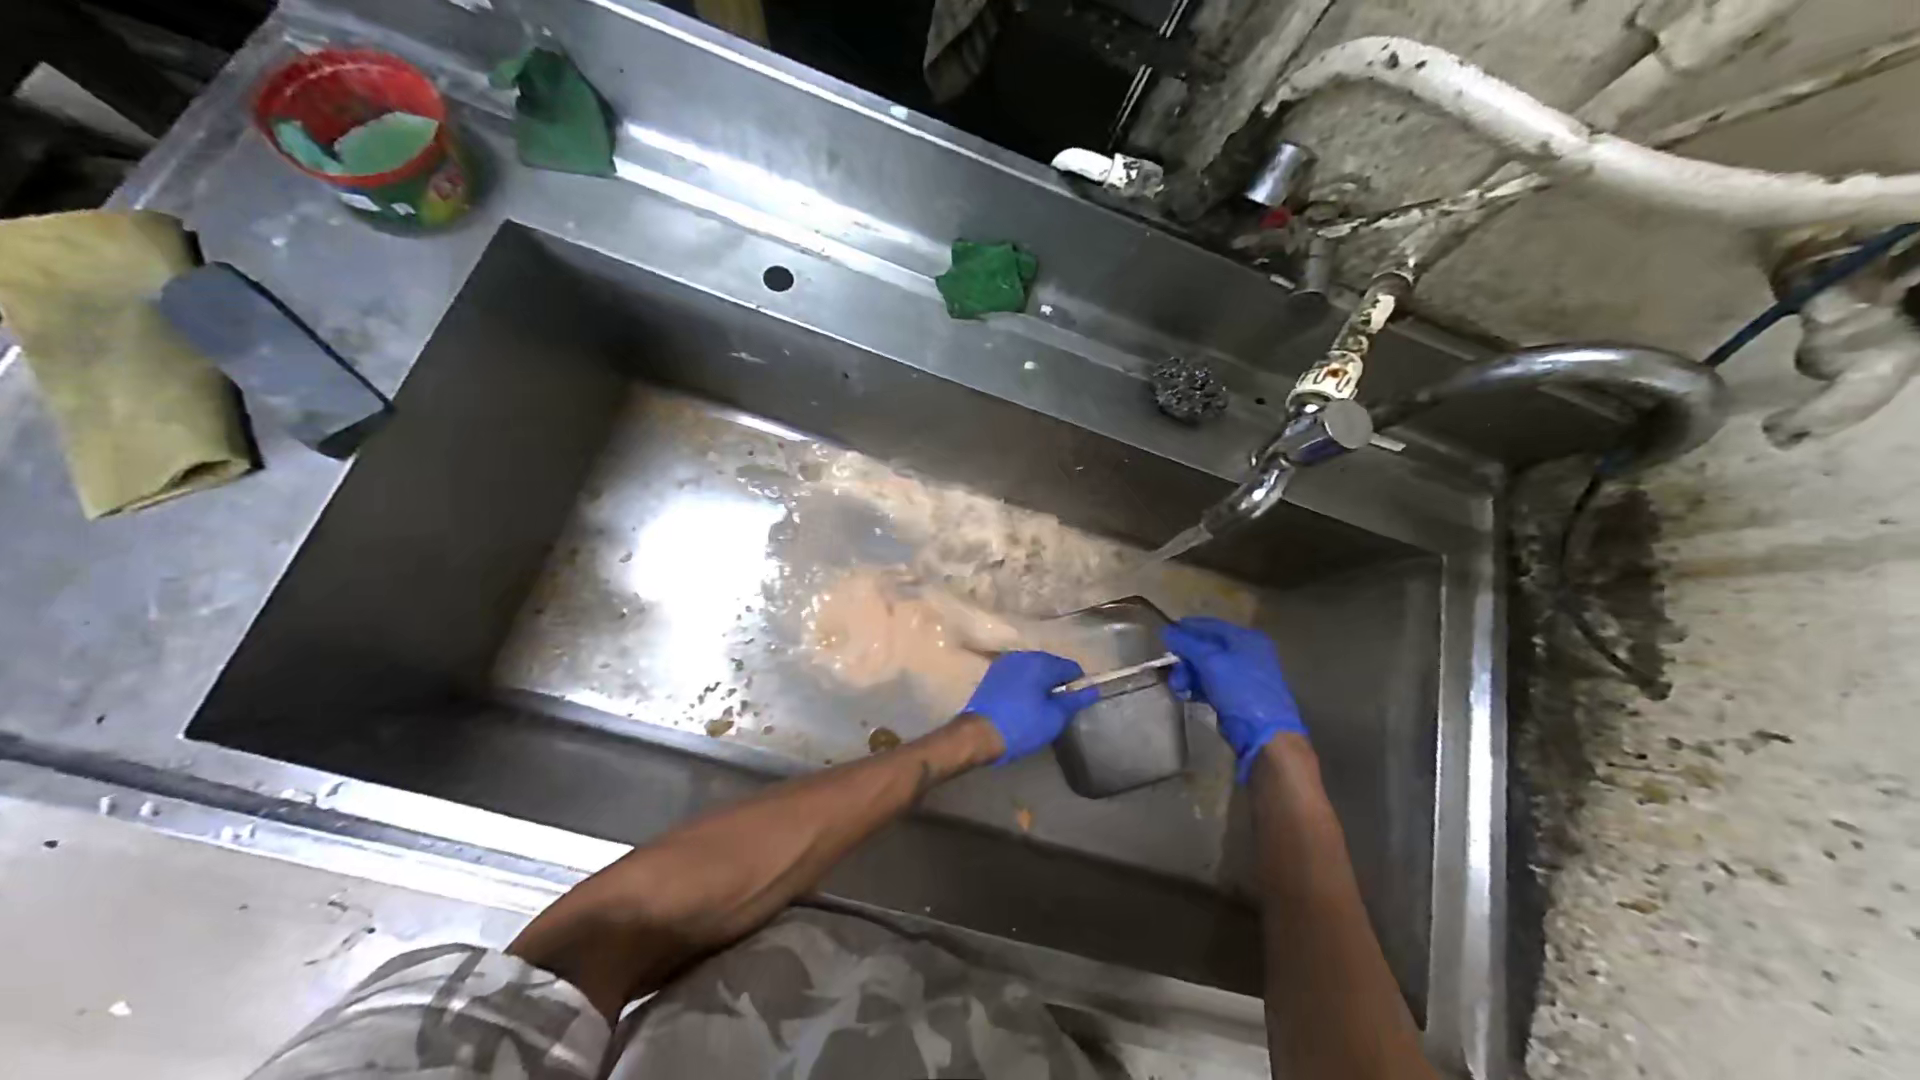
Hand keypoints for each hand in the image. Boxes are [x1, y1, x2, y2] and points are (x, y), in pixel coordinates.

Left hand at [962, 651, 1098, 762]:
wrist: (978, 735)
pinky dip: (1024, 686)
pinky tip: (1022, 705)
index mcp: (1040, 661)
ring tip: (1039, 710)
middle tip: (1057, 710)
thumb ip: (1075, 700)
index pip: (1071, 668)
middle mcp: (1022, 655)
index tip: (1074, 705)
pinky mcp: (992, 674)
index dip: (1077, 686)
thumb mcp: (1054, 717)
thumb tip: (1093, 689)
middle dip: (1057, 685)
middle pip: (1051, 666)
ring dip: (1040, 685)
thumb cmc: (1021, 726)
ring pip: (1033, 670)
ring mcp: (1005, 663)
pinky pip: (1017, 675)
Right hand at [1162, 617, 1304, 782]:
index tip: (1165, 634)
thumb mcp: (1211, 661)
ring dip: (1188, 674)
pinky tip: (1186, 694)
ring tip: (1177, 686)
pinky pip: (1210, 683)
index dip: (1187, 628)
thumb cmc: (1240, 688)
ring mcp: (1242, 676)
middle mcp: (1247, 653)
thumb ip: (1187, 644)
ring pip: (1206, 667)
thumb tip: (1166, 631)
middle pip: (1206, 647)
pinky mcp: (1236, 695)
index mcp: (1247, 639)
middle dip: (1185, 657)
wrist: (1263, 733)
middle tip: (1170, 667)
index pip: (1211, 625)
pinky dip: (1196, 687)